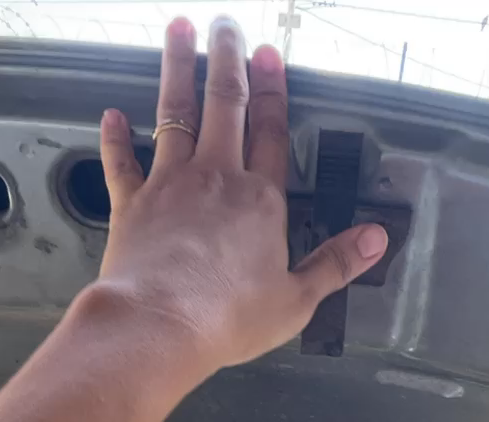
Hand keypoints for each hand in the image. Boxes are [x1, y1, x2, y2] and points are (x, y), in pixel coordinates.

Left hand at [88, 16, 387, 380]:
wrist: (160, 324)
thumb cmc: (228, 318)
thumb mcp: (297, 300)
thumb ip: (335, 264)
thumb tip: (377, 239)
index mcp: (260, 201)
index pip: (271, 133)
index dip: (272, 93)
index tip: (270, 57)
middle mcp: (216, 179)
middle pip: (224, 106)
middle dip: (227, 61)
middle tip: (225, 26)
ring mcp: (169, 185)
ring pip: (175, 113)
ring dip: (177, 70)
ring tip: (178, 32)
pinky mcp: (131, 203)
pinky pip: (121, 161)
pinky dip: (115, 137)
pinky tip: (112, 116)